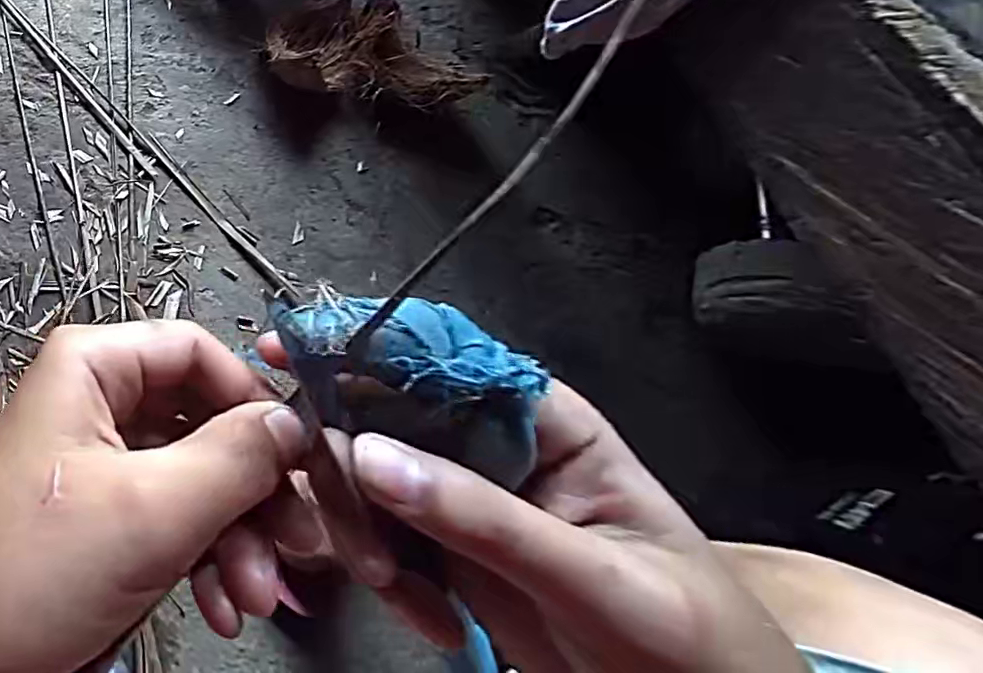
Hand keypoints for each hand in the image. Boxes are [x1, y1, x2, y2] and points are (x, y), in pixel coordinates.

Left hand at [0, 321, 313, 672]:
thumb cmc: (28, 565)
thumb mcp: (147, 509)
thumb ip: (232, 459)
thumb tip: (290, 424)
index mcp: (91, 364)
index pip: (194, 350)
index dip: (251, 396)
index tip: (301, 454)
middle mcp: (95, 397)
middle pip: (201, 416)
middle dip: (252, 485)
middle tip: (297, 541)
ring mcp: (98, 454)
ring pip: (194, 471)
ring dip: (235, 534)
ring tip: (254, 593)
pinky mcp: (101, 506)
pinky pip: (170, 511)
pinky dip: (204, 555)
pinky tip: (220, 603)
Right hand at [258, 332, 808, 672]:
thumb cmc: (693, 654)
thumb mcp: (600, 584)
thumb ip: (484, 517)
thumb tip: (367, 454)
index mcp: (531, 413)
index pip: (433, 353)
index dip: (357, 341)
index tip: (289, 349)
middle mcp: (477, 435)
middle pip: (375, 406)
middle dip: (346, 459)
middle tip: (343, 515)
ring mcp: (447, 484)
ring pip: (357, 465)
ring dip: (358, 524)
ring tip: (395, 586)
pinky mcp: (426, 531)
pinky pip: (365, 521)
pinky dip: (376, 565)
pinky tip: (425, 612)